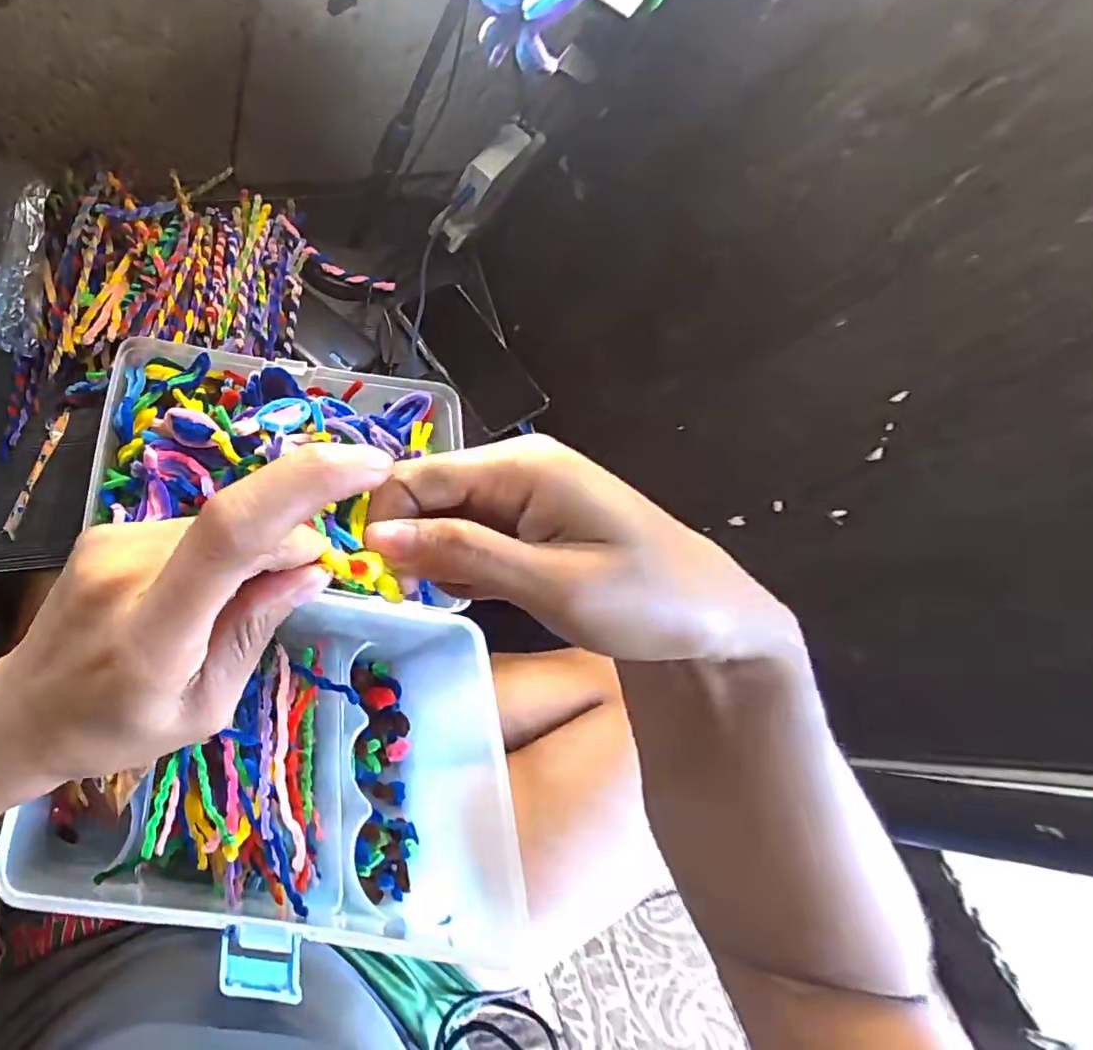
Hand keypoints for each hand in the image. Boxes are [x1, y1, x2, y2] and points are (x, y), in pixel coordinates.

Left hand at [0, 442, 394, 799]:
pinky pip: (183, 529)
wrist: (23, 710)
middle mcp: (124, 570)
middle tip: (301, 581)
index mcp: (153, 635)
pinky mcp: (103, 532)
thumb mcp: (202, 708)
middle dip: (287, 539)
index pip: (229, 535)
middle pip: (232, 525)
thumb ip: (252, 630)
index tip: (367, 464)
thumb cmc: (115, 730)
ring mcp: (108, 543)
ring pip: (211, 524)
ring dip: (246, 550)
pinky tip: (196, 590)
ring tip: (228, 603)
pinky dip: (213, 550)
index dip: (302, 485)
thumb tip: (310, 567)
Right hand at [362, 435, 800, 662]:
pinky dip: (457, 563)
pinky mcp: (520, 520)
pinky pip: (462, 534)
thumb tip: (376, 536)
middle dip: (409, 541)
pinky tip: (482, 588)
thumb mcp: (549, 582)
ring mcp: (517, 494)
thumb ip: (460, 553)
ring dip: (433, 556)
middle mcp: (513, 468)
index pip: (418, 475)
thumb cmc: (647, 603)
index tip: (382, 572)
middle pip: (425, 493)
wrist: (716, 627)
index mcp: (521, 465)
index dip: (386, 518)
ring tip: (466, 592)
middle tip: (418, 591)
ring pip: (438, 517)